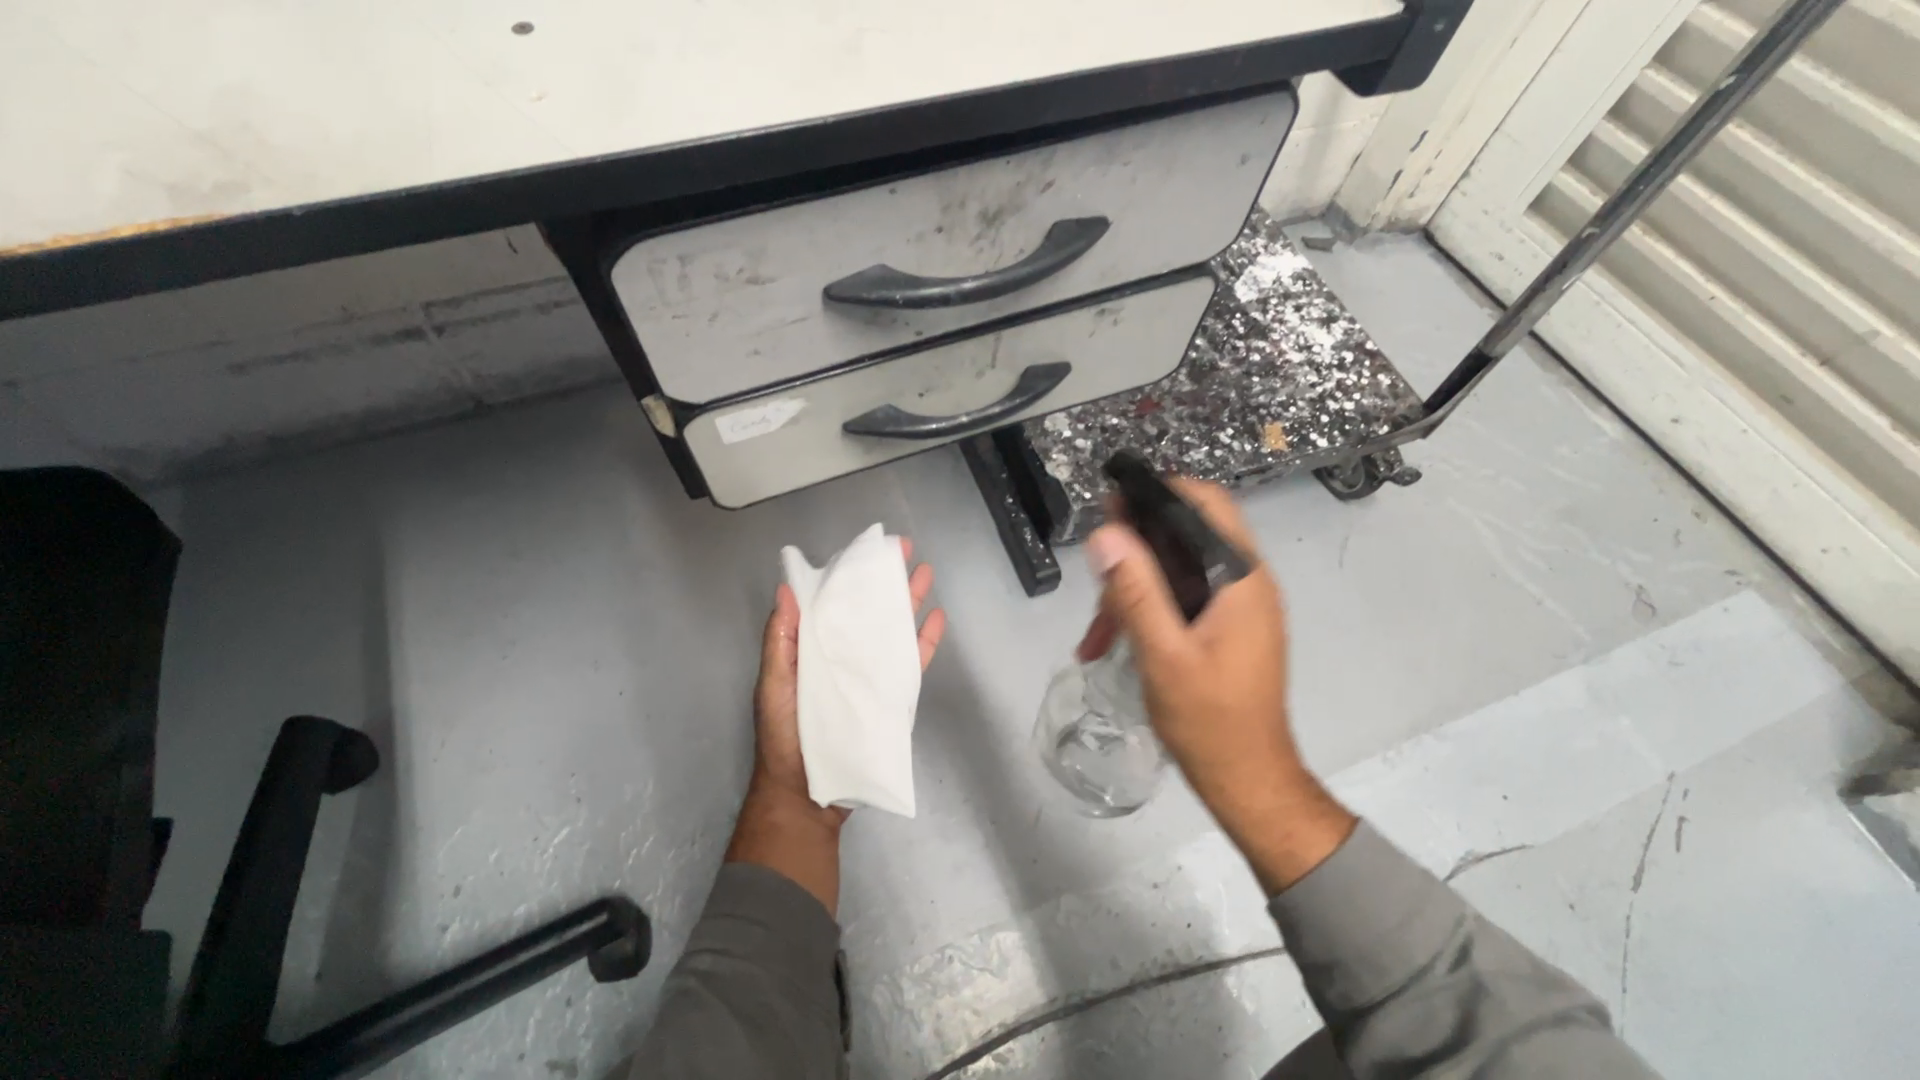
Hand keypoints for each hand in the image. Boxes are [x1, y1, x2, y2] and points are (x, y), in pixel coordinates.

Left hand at [727, 539, 945, 912]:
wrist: (807, 795)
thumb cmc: (784, 738)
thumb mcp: (773, 686)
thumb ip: (781, 642)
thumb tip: (787, 591)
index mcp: (813, 650)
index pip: (833, 604)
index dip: (849, 576)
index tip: (865, 550)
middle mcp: (843, 658)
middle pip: (868, 613)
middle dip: (886, 582)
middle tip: (906, 551)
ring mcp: (869, 677)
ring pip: (893, 632)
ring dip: (909, 603)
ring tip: (926, 575)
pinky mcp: (891, 698)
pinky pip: (911, 665)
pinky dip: (925, 642)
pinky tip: (936, 619)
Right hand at [1078, 480, 1352, 892]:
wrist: (1247, 780)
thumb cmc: (1209, 721)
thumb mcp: (1163, 655)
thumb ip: (1135, 592)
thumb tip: (1105, 533)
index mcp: (1241, 579)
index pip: (1206, 504)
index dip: (1159, 492)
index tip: (1112, 503)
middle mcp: (1245, 584)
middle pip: (1186, 536)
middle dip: (1134, 549)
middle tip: (1094, 572)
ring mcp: (1236, 609)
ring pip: (1177, 572)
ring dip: (1132, 590)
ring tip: (1095, 630)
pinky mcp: (1224, 631)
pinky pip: (1180, 601)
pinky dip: (1145, 613)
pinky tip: (1109, 644)